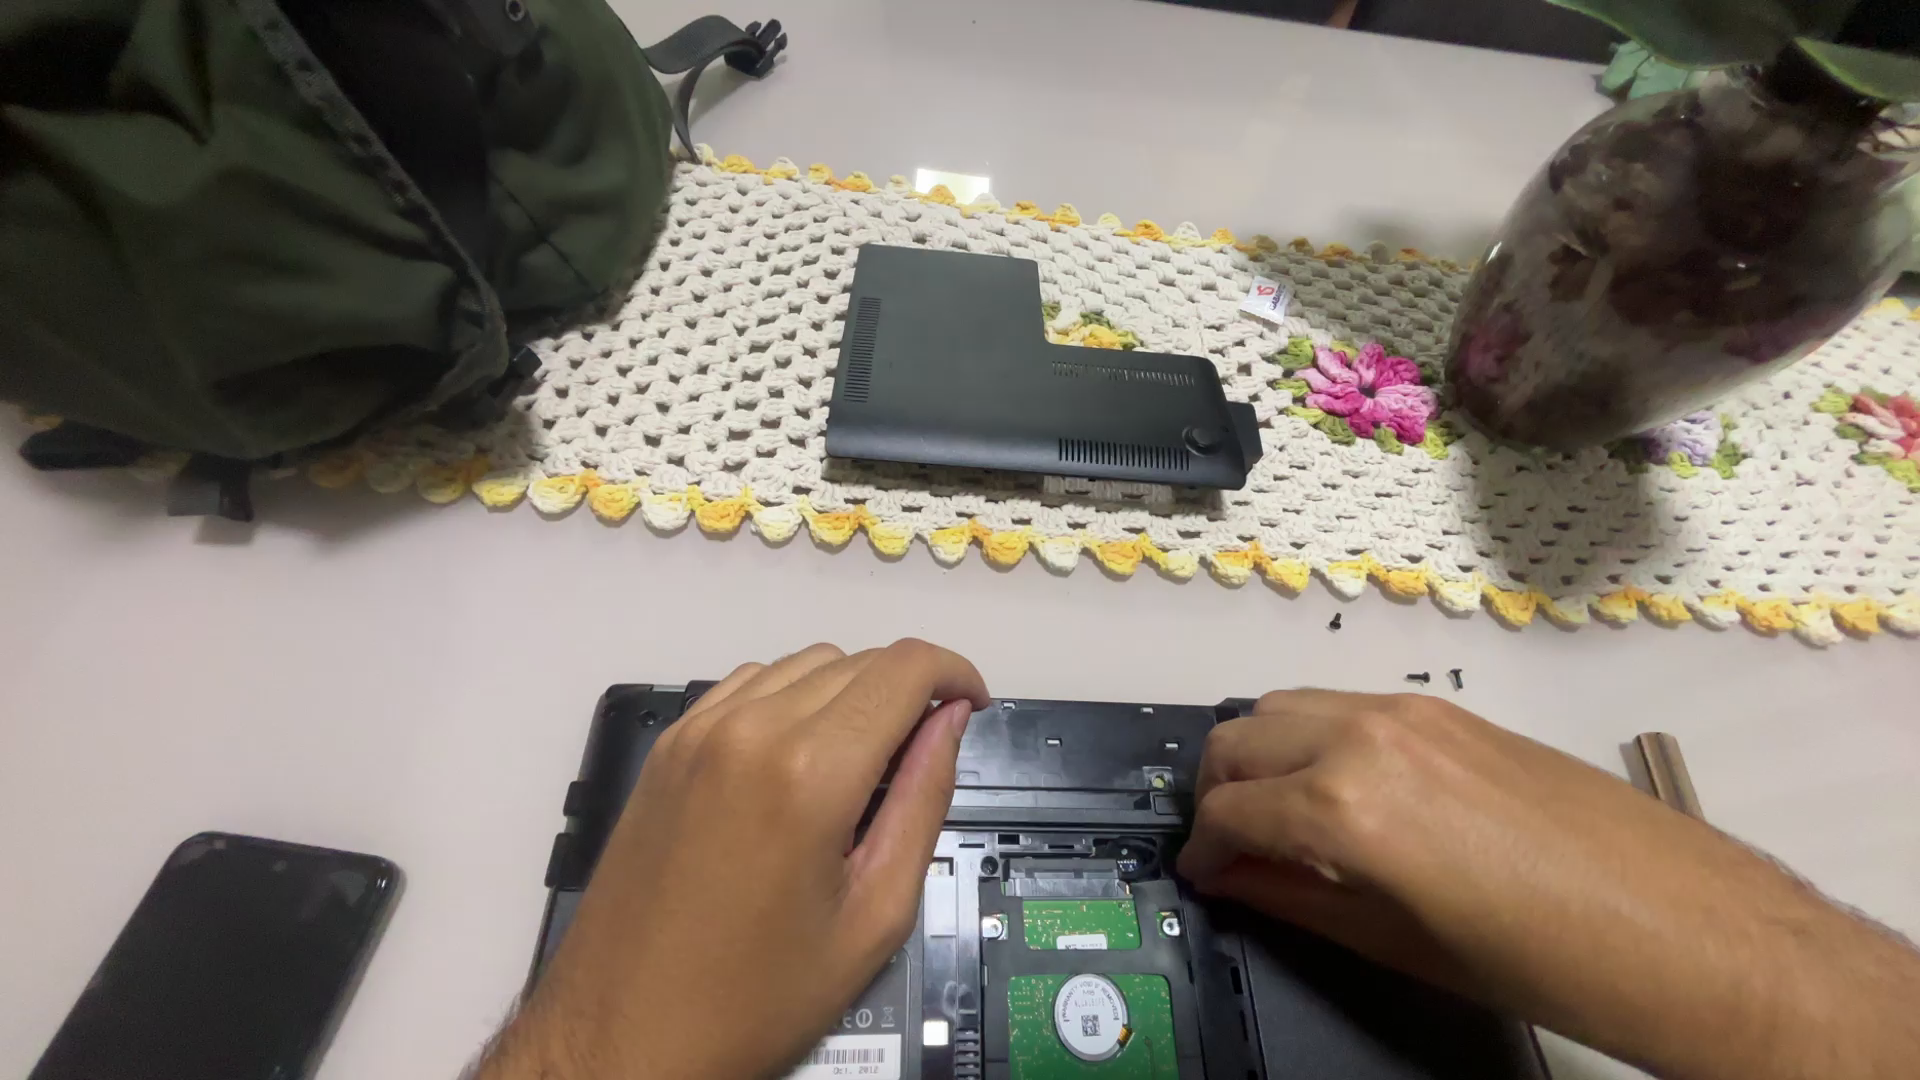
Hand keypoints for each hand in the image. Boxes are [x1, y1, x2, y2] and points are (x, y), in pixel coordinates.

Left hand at [478, 641, 988, 1079]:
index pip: (906, 668)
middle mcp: (753, 726)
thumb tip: (950, 721)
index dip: (955, 673)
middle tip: (922, 749)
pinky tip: (799, 750)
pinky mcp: (673, 743)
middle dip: (911, 689)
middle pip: (863, 660)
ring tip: (861, 756)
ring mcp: (703, 728)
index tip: (971, 708)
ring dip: (855, 690)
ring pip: (810, 662)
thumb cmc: (759, 994)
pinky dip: (797, 695)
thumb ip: (924, 798)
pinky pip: (755, 681)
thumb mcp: (874, 913)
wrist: (620, 1037)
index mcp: (811, 771)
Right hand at [1178, 690, 1919, 1079]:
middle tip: (1231, 841)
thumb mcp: (1397, 944)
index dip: (1203, 848)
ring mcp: (1400, 710)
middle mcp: (1359, 736)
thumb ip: (1290, 899)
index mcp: (1347, 807)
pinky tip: (1338, 785)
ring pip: (1277, 706)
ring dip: (1255, 753)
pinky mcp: (1437, 706)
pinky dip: (1306, 736)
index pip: (1228, 811)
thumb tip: (1226, 877)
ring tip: (1278, 808)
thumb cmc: (1543, 965)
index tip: (1203, 872)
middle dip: (1213, 791)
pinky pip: (1334, 703)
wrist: (1699, 934)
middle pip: (1234, 740)